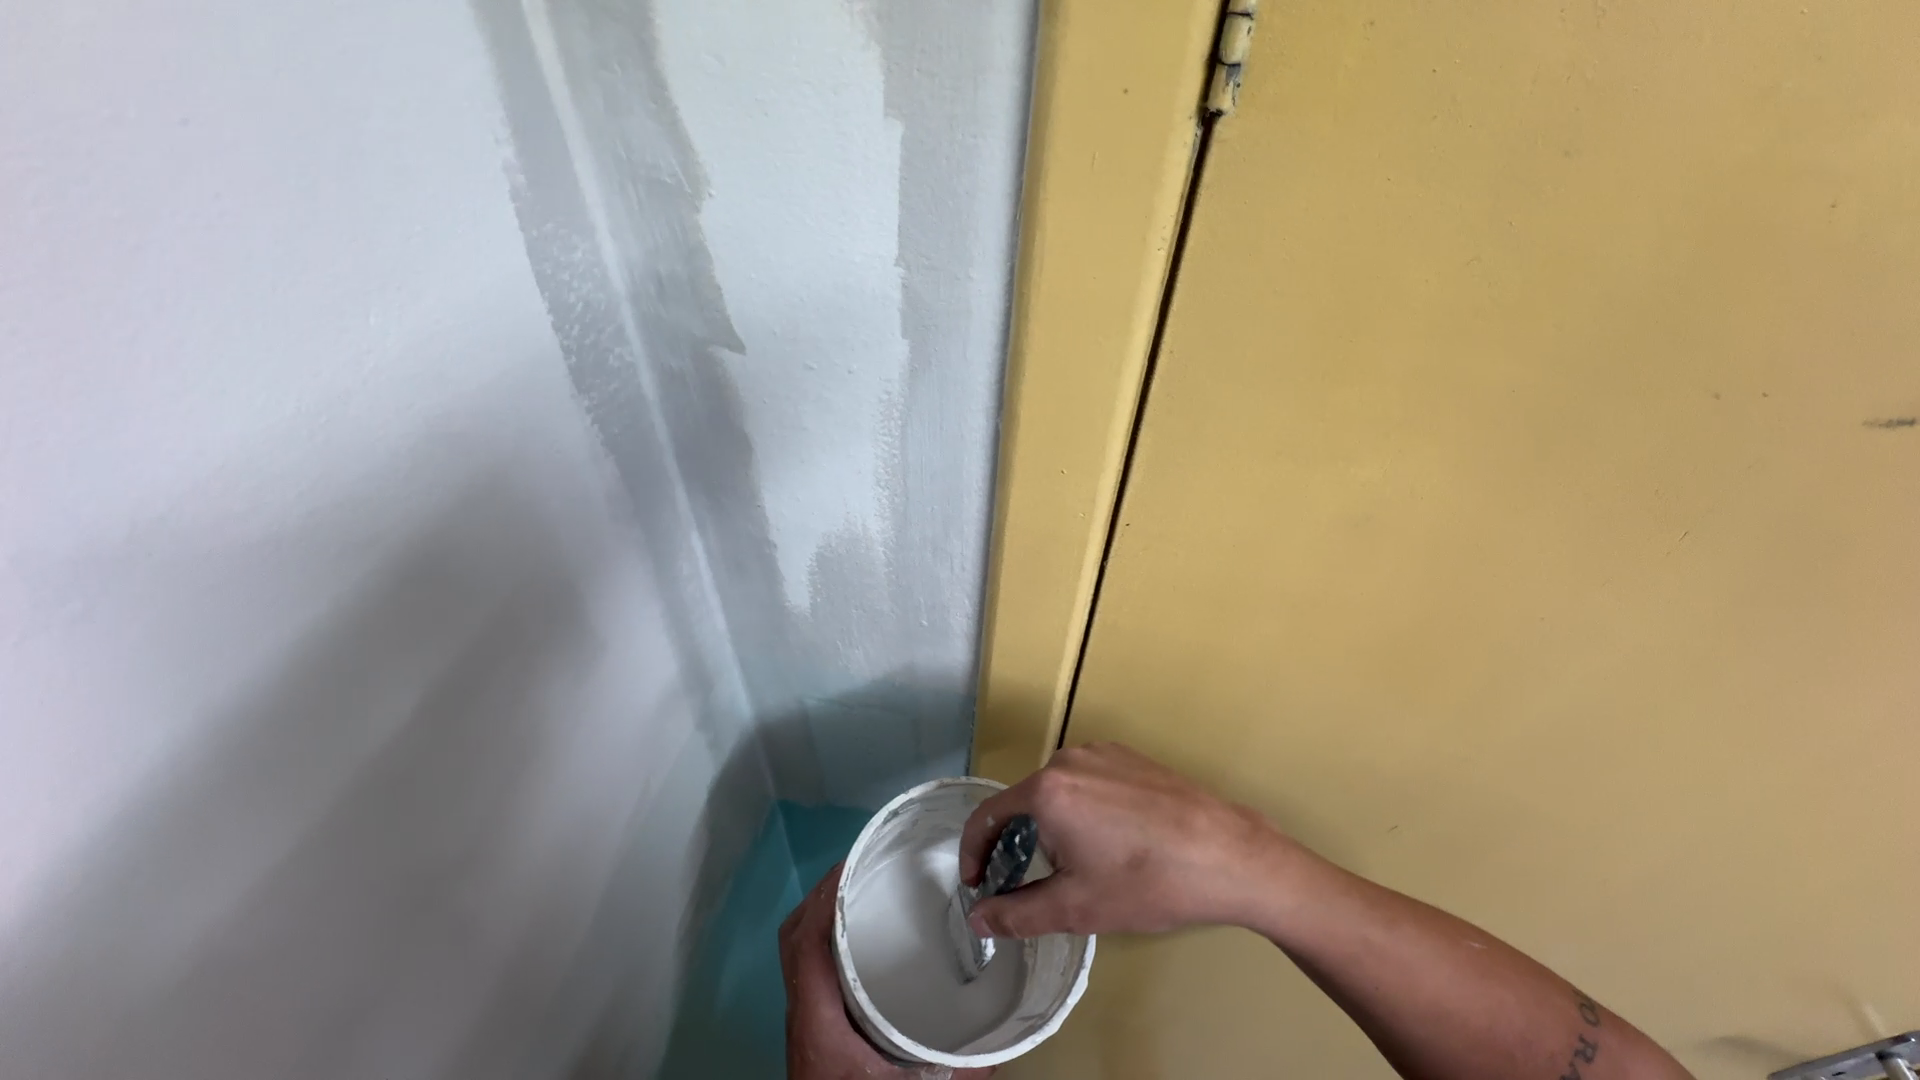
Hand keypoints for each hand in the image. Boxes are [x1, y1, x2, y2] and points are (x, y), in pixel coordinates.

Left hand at [780, 863, 996, 1079]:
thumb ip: (961, 1072)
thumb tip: (1002, 1044)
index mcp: (818, 1022)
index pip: (804, 944)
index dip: (823, 898)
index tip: (854, 865)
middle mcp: (803, 1016)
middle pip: (794, 938)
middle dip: (822, 896)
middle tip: (864, 870)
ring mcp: (804, 1023)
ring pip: (798, 954)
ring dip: (821, 917)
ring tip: (862, 894)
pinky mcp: (812, 1031)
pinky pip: (809, 971)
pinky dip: (826, 943)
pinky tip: (861, 942)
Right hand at [958, 742, 1296, 937]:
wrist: (1230, 856)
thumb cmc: (1147, 882)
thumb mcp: (1075, 907)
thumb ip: (1016, 913)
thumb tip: (978, 919)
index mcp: (1046, 790)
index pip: (988, 816)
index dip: (975, 853)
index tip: (978, 884)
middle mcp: (1068, 759)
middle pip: (1025, 804)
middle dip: (1021, 845)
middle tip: (1037, 885)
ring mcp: (1103, 753)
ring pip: (1059, 793)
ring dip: (1056, 828)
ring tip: (1085, 868)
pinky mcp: (1132, 757)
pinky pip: (1089, 783)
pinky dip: (1085, 811)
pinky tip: (1116, 843)